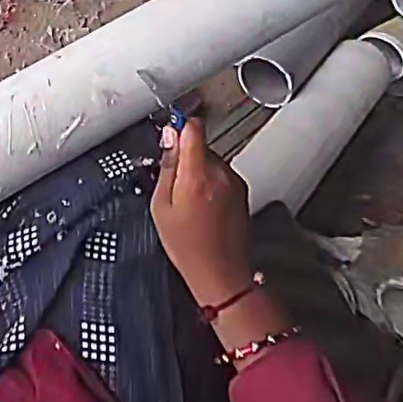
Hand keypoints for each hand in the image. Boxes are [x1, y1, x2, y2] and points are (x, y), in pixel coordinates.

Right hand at [151, 118, 252, 304]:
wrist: (220, 274)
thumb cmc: (187, 246)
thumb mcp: (160, 205)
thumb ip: (166, 166)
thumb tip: (169, 136)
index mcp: (197, 176)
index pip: (193, 128)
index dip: (179, 126)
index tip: (169, 135)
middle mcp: (220, 174)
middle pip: (200, 143)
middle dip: (185, 154)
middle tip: (173, 182)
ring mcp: (234, 182)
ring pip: (210, 157)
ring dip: (198, 168)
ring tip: (188, 198)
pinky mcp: (242, 190)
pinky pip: (220, 172)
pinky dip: (210, 180)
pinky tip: (202, 204)